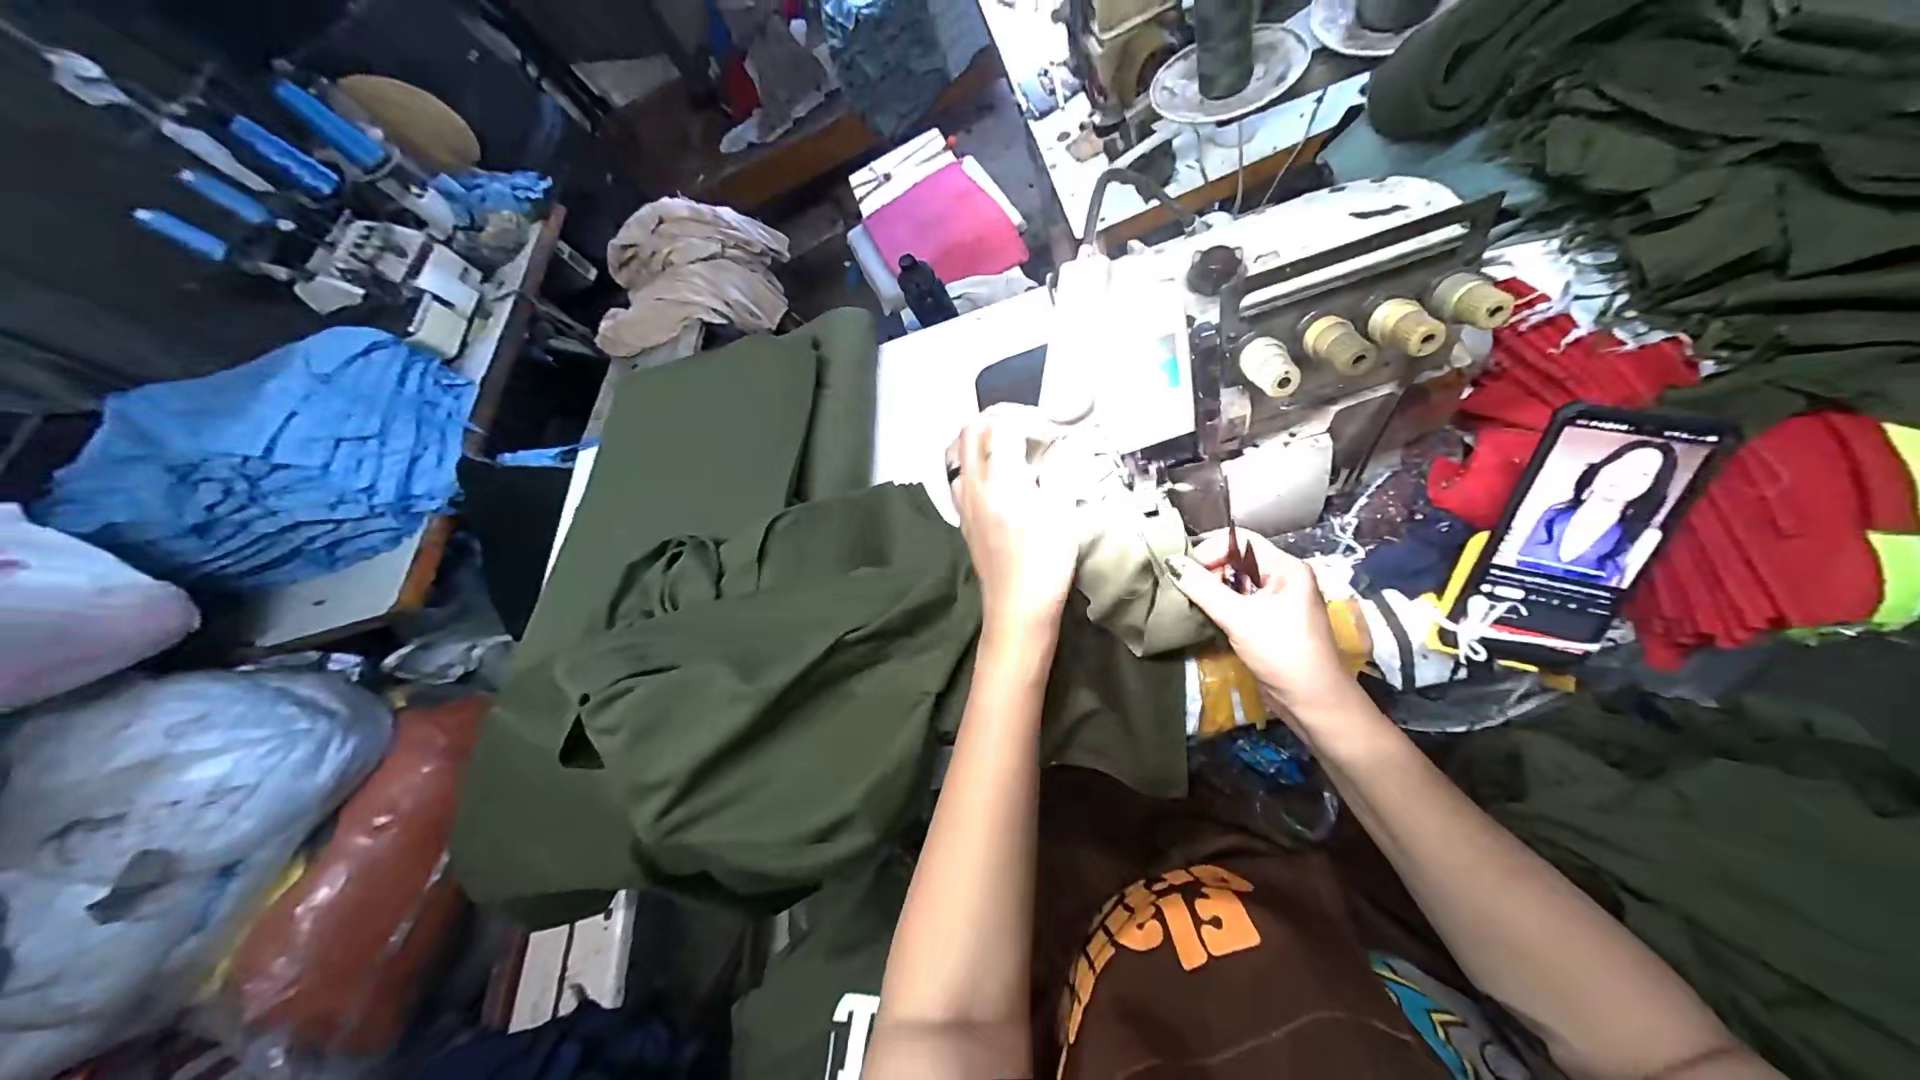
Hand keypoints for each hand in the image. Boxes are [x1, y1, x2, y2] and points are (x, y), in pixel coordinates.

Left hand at [947, 406, 1079, 634]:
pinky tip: (998, 477)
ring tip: (1011, 445)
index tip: (1053, 429)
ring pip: (959, 450)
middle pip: (972, 429)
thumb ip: (1061, 469)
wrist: (1017, 608)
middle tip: (1030, 427)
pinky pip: (960, 475)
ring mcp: (963, 501)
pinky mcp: (963, 518)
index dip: (1030, 417)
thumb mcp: (1063, 511)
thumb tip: (1063, 444)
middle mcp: (973, 484)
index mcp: (1000, 478)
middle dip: (1000, 417)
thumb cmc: (1046, 562)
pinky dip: (975, 462)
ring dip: (982, 437)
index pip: (1003, 424)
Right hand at [1168, 530, 1367, 738]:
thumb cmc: (1281, 653)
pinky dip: (1221, 603)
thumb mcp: (1238, 618)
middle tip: (1187, 588)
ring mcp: (1278, 599)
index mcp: (1286, 567)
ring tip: (1193, 601)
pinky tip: (1207, 615)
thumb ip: (1203, 588)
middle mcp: (1284, 577)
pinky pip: (1240, 599)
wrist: (1312, 700)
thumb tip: (1171, 564)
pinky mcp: (1270, 619)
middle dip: (1209, 569)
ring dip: (1213, 588)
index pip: (1240, 540)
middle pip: (1237, 558)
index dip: (1210, 550)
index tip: (1187, 571)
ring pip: (1236, 580)